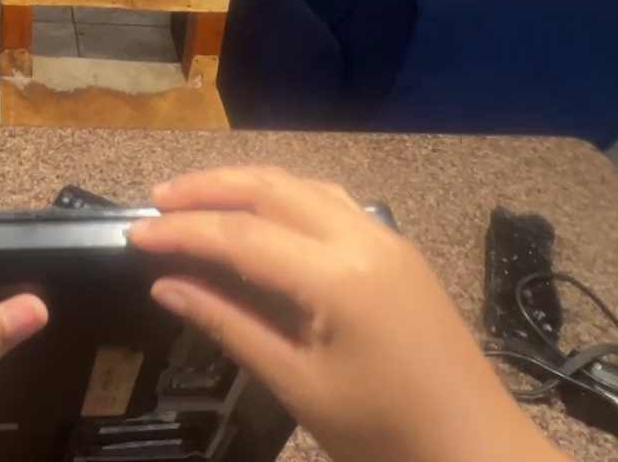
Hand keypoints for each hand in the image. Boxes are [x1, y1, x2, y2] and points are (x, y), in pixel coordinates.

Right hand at [128, 167, 564, 461]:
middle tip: (158, 198)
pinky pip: (324, 198)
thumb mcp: (300, 386)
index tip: (135, 232)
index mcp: (338, 276)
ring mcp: (381, 234)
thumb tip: (167, 286)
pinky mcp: (392, 244)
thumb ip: (230, 325)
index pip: (240, 236)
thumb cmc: (388, 434)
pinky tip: (259, 209)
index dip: (182, 232)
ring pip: (297, 183)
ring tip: (196, 196)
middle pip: (268, 188)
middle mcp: (359, 236)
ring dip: (242, 183)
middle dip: (207, 187)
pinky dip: (279, 194)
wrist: (482, 453)